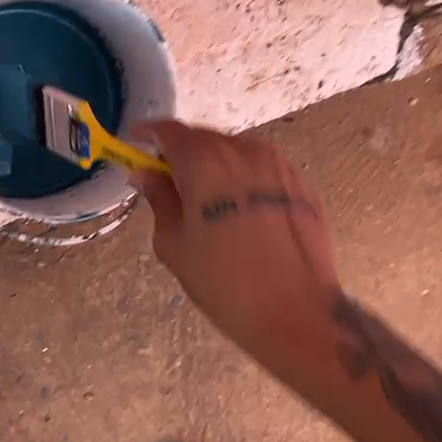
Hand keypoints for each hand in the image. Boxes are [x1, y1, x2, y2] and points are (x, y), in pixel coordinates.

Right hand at [131, 122, 340, 359]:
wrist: (295, 312)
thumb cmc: (222, 280)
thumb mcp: (174, 243)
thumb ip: (159, 199)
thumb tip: (146, 175)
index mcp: (204, 161)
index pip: (169, 130)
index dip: (149, 134)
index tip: (136, 146)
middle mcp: (244, 151)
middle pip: (204, 138)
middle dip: (183, 153)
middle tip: (170, 181)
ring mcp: (279, 165)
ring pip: (236, 151)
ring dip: (216, 165)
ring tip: (208, 199)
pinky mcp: (304, 184)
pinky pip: (264, 170)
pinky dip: (245, 179)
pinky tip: (243, 213)